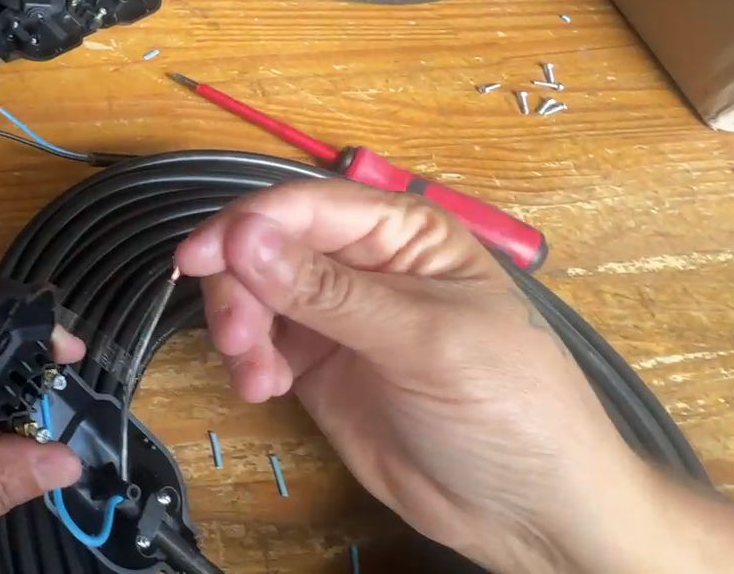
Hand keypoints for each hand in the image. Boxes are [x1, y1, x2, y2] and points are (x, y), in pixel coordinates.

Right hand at [175, 179, 733, 573]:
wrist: (537, 525)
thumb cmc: (509, 413)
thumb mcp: (423, 343)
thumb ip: (326, 290)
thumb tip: (238, 235)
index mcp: (395, 231)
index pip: (300, 207)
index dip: (243, 226)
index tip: (196, 260)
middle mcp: (353, 258)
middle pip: (260, 246)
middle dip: (239, 290)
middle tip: (234, 342)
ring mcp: (327, 308)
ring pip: (247, 290)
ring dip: (238, 330)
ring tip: (256, 379)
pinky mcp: (308, 355)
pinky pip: (253, 336)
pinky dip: (245, 359)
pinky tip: (264, 389)